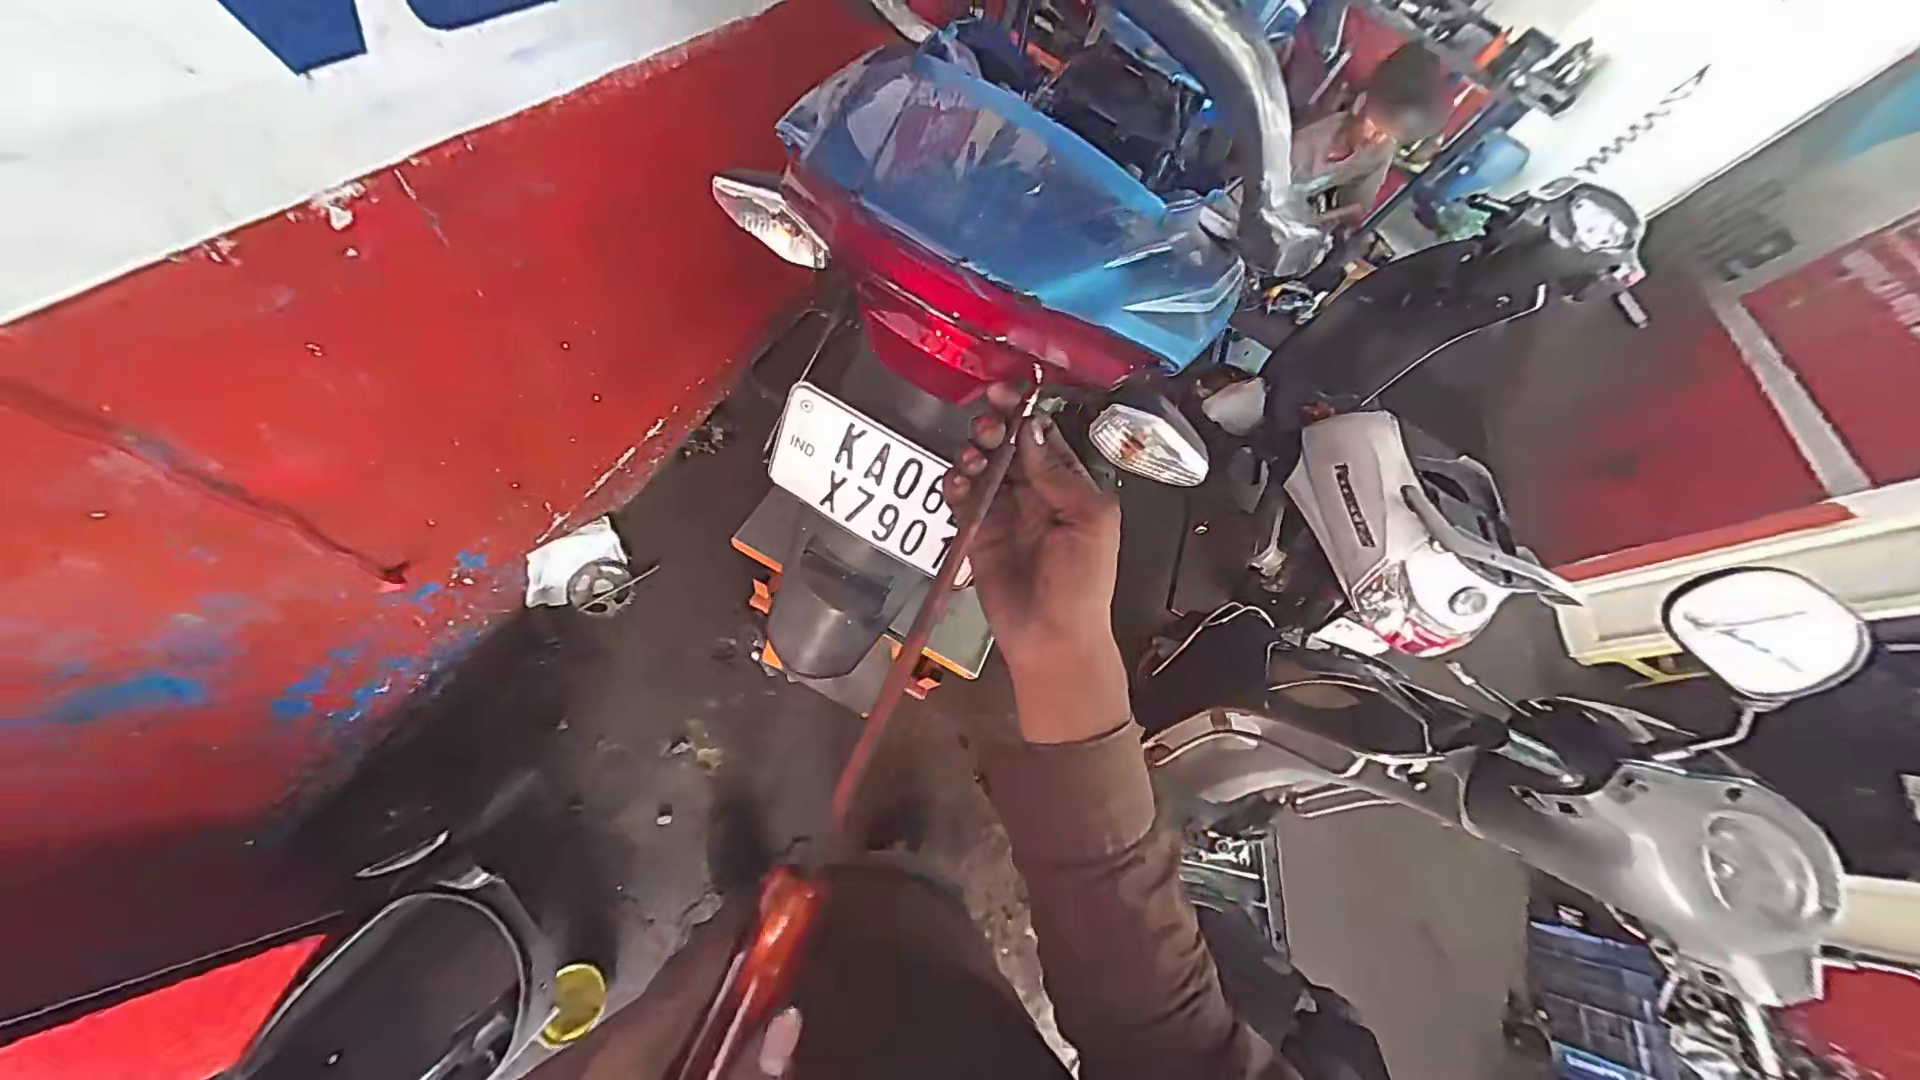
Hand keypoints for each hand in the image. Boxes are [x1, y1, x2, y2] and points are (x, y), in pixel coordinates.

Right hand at [941, 383, 1129, 742]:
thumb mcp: (1088, 520)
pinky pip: (963, 497)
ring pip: (984, 466)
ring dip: (975, 452)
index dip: (1026, 413)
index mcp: (1070, 485)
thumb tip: (1030, 429)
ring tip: (974, 455)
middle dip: (996, 427)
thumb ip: (1058, 474)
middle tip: (986, 423)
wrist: (1051, 637)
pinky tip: (959, 482)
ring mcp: (1005, 511)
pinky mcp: (979, 531)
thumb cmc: (1082, 581)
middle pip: (1009, 445)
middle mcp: (1035, 492)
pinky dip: (957, 484)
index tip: (1007, 393)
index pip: (1045, 437)